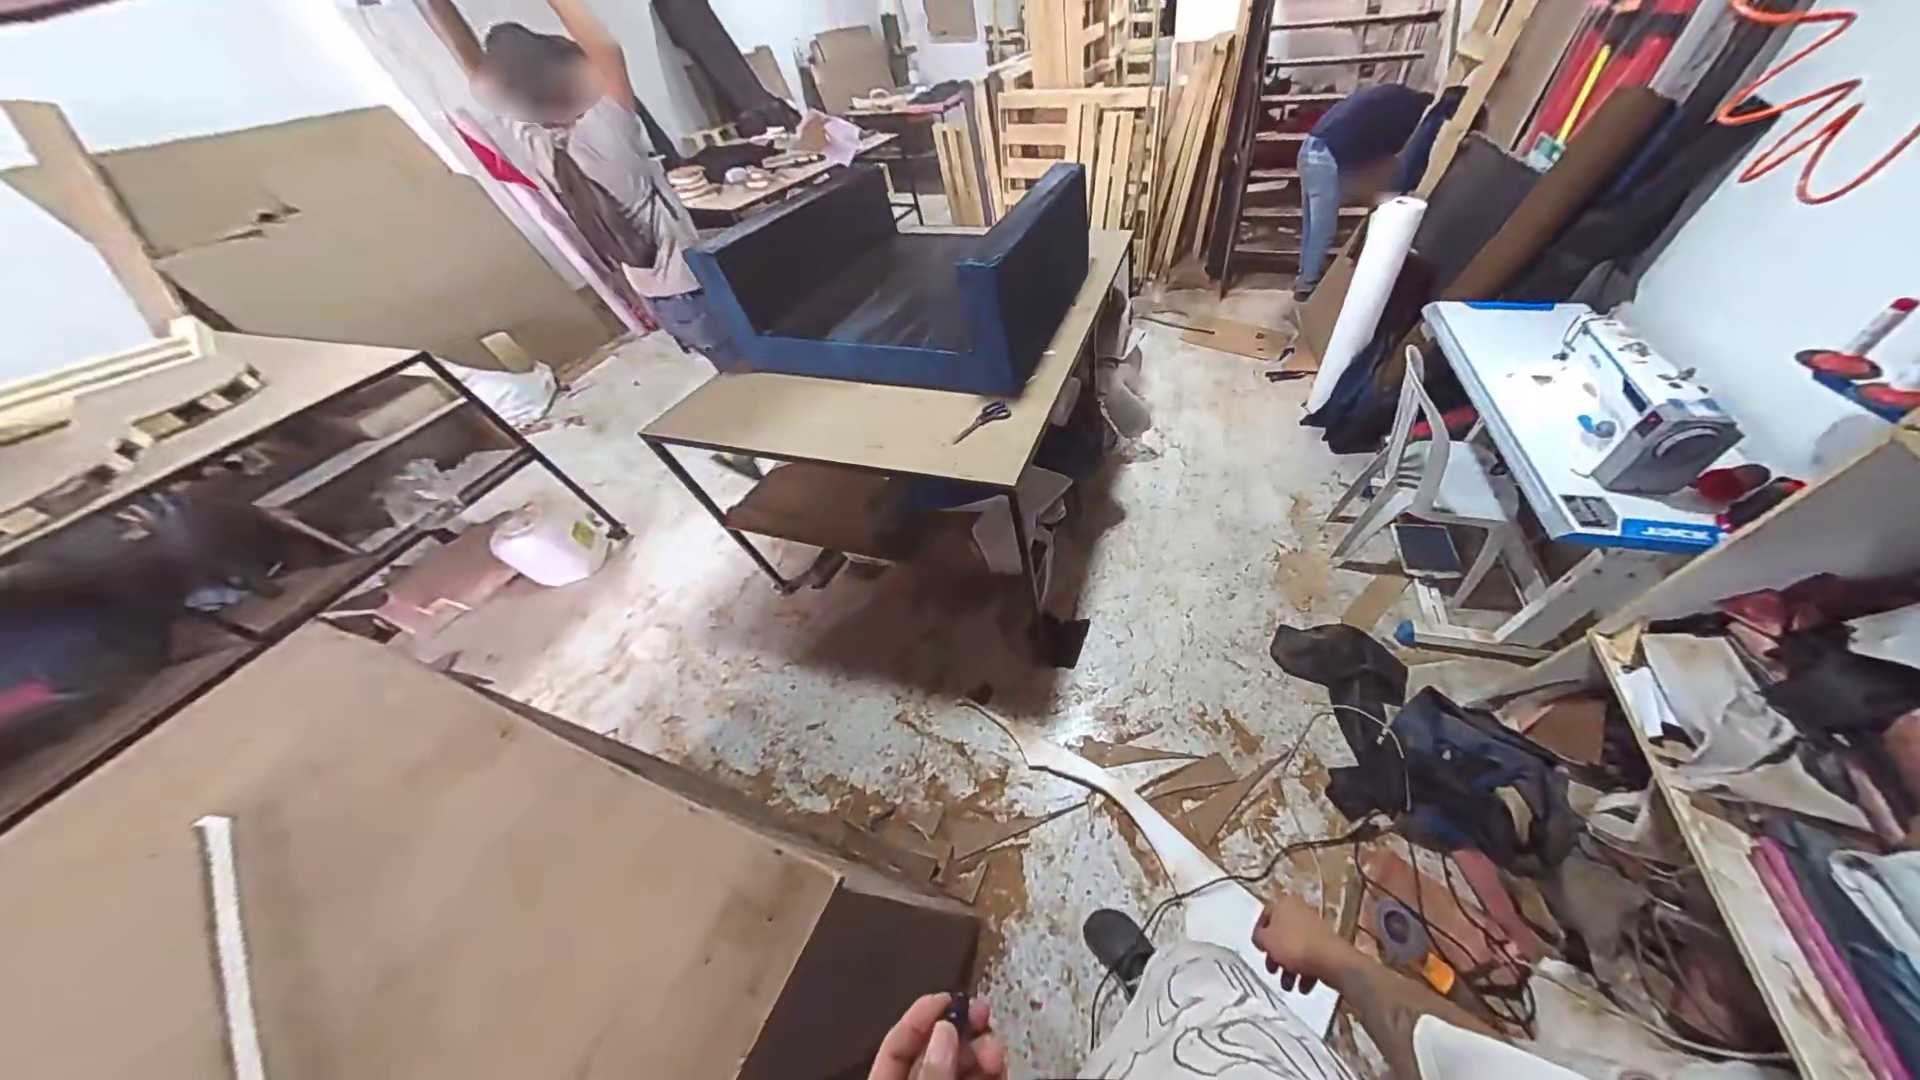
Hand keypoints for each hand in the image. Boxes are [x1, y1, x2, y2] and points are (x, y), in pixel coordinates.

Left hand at [868, 993, 1008, 1079]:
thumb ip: (932, 1074)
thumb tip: (946, 1027)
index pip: (895, 1049)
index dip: (918, 1019)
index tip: (946, 996)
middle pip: (935, 1054)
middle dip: (959, 1031)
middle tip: (981, 1011)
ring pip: (961, 1070)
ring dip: (980, 1051)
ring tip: (995, 1046)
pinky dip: (991, 1073)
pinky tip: (999, 1062)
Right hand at [1252, 891, 1354, 993]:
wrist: (1333, 961)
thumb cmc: (1293, 945)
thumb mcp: (1266, 941)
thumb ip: (1259, 938)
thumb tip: (1261, 939)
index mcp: (1284, 903)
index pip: (1265, 916)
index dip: (1259, 934)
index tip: (1259, 951)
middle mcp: (1300, 911)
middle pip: (1281, 934)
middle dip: (1276, 955)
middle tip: (1272, 971)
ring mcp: (1315, 928)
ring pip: (1296, 947)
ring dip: (1289, 967)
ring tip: (1288, 986)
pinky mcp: (1328, 945)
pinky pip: (1311, 956)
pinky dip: (1305, 970)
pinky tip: (1303, 987)